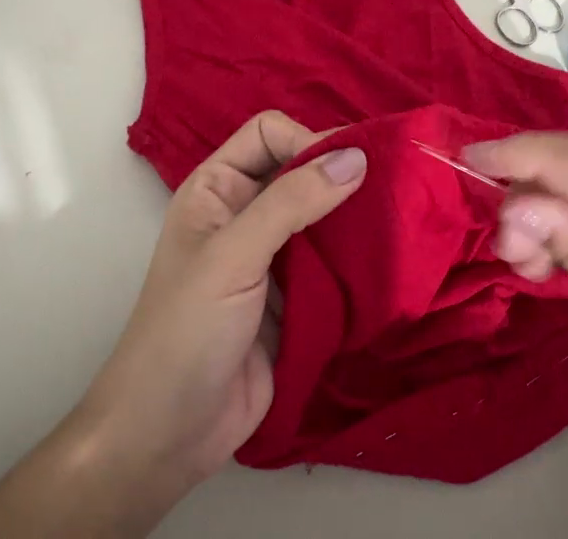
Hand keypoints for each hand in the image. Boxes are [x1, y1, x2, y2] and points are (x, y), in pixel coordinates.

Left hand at [0, 112, 364, 538]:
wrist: (169, 432)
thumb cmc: (187, 332)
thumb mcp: (233, 257)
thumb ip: (291, 203)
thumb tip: (356, 156)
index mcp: (216, 189)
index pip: (269, 135)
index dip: (308, 141)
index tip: (353, 168)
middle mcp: (244, 215)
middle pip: (302, 174)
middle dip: (342, 180)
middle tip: (393, 194)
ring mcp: (272, 261)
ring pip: (324, 220)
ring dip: (356, 223)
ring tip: (398, 227)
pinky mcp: (296, 302)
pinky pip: (335, 266)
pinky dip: (358, 264)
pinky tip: (387, 266)